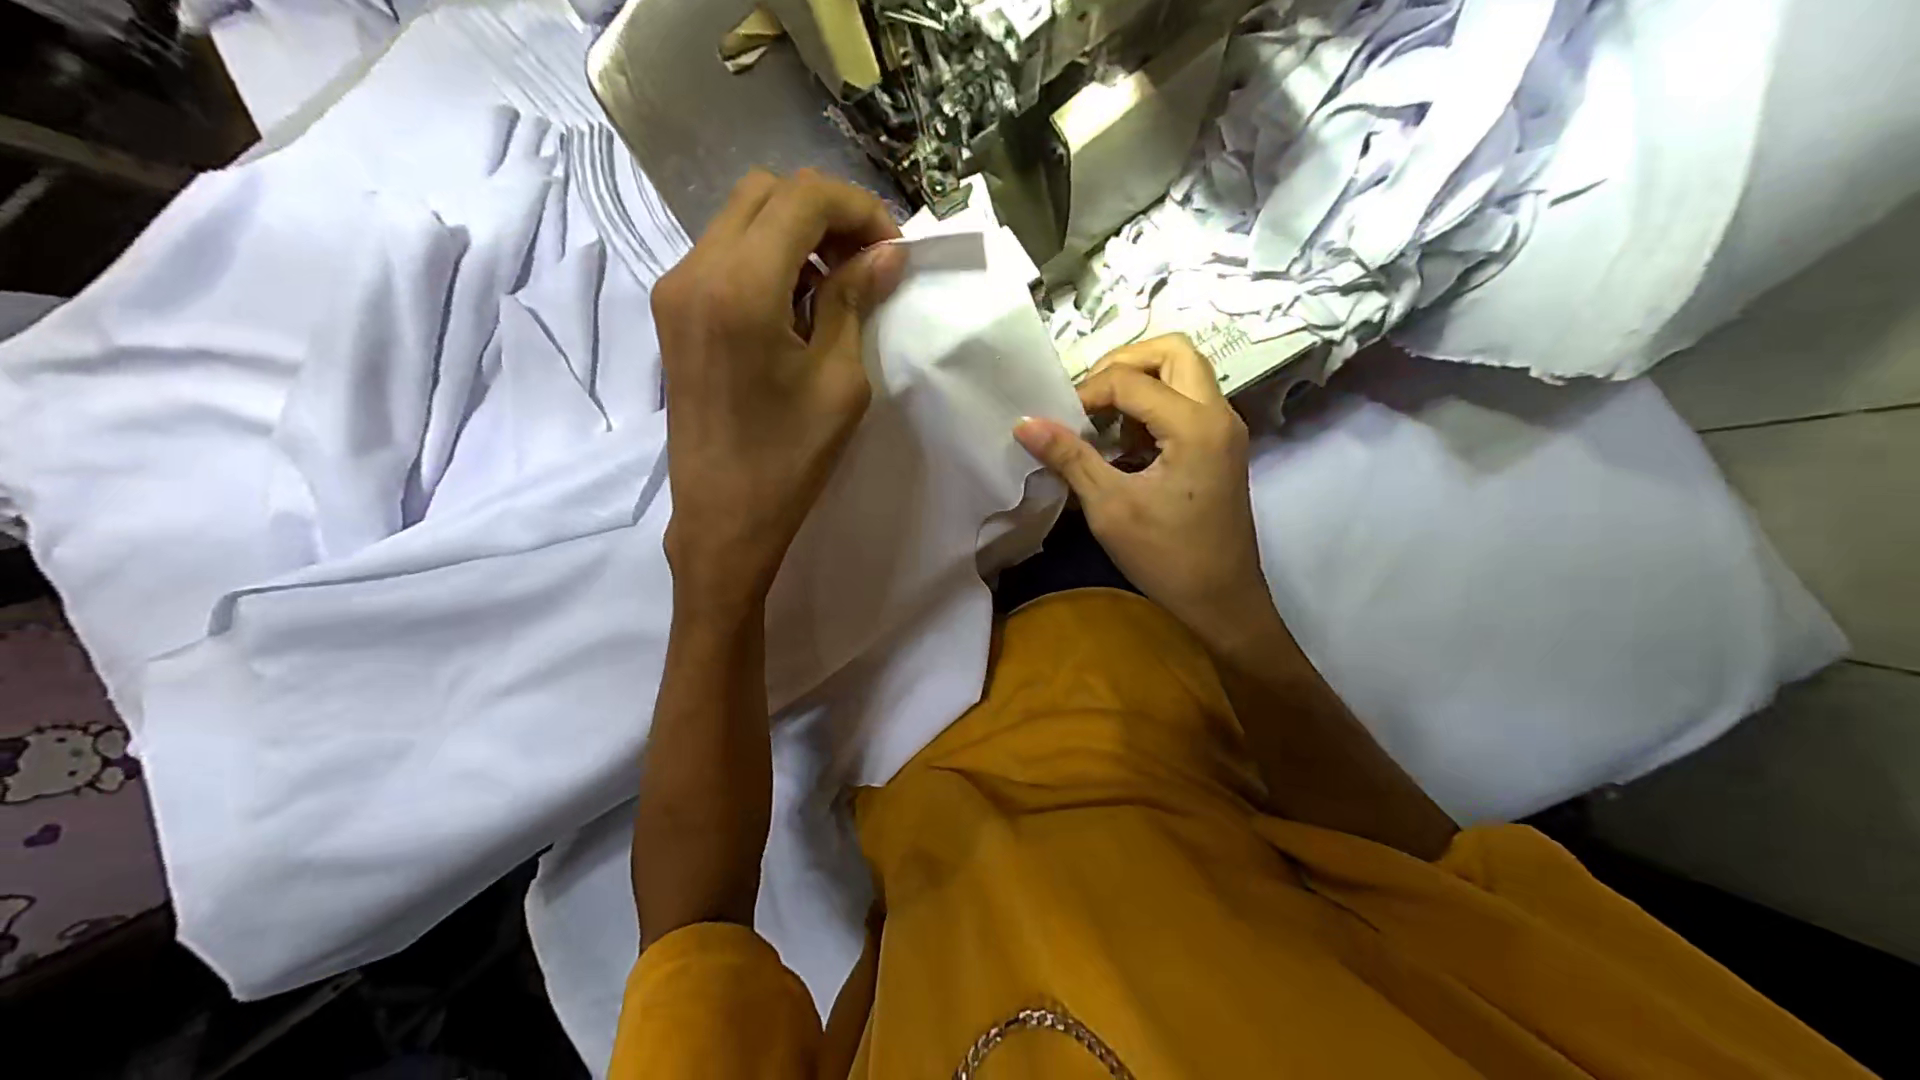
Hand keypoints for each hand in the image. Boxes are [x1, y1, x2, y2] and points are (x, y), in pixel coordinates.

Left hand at [653, 170, 906, 611]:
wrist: (724, 514)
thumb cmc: (790, 457)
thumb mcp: (840, 379)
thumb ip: (855, 300)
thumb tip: (886, 252)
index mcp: (740, 286)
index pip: (802, 197)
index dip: (857, 208)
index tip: (892, 248)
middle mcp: (696, 270)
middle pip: (766, 191)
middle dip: (826, 213)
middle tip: (867, 261)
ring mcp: (675, 288)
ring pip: (741, 217)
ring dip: (795, 232)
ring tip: (837, 283)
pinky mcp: (673, 310)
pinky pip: (723, 252)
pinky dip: (766, 256)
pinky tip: (797, 302)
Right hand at [1014, 336, 1279, 650]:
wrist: (1223, 602)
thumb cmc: (1167, 558)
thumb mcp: (1110, 507)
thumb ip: (1069, 457)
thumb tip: (1025, 422)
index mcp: (1195, 425)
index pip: (1131, 380)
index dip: (1086, 392)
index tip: (1057, 421)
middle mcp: (1218, 414)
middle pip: (1173, 352)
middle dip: (1124, 362)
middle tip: (1088, 394)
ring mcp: (1224, 430)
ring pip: (1184, 374)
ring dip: (1140, 383)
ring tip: (1102, 418)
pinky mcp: (1220, 447)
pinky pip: (1188, 403)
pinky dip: (1154, 406)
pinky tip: (1124, 443)